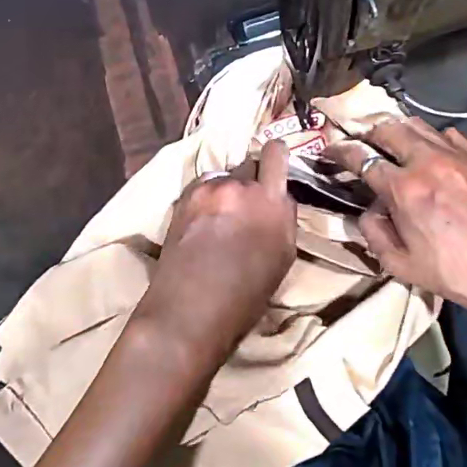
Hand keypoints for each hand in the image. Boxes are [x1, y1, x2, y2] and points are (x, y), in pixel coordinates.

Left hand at [131, 140, 296, 372]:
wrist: (190, 311)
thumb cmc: (245, 298)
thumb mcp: (282, 257)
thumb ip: (281, 219)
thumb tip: (274, 203)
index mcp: (274, 203)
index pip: (276, 154)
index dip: (275, 157)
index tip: (273, 166)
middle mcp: (243, 187)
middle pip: (249, 164)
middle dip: (251, 180)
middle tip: (246, 206)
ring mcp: (210, 189)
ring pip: (224, 177)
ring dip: (226, 191)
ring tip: (219, 219)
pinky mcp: (184, 197)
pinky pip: (202, 186)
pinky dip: (205, 198)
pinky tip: (200, 222)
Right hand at [323, 118, 466, 326]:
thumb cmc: (456, 272)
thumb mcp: (401, 264)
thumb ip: (375, 234)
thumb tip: (370, 213)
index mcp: (404, 188)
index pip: (362, 158)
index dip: (340, 152)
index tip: (330, 152)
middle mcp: (428, 162)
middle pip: (389, 128)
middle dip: (369, 132)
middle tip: (361, 143)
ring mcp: (457, 157)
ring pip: (419, 125)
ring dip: (399, 130)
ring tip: (391, 143)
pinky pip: (449, 135)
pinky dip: (432, 138)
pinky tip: (431, 152)